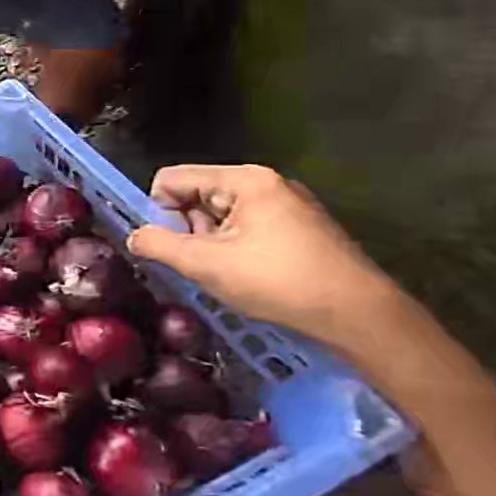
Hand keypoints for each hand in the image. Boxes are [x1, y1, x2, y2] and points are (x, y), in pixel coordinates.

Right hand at [126, 165, 405, 347]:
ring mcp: (287, 203)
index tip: (171, 247)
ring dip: (213, 243)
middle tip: (205, 265)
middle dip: (190, 230)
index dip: (159, 211)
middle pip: (197, 194)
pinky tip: (252, 277)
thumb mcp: (207, 265)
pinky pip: (248, 226)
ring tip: (230, 275)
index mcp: (243, 179)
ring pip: (221, 213)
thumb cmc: (279, 283)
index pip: (172, 179)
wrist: (361, 316)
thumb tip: (134, 236)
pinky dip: (237, 248)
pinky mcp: (301, 226)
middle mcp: (266, 181)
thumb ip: (159, 245)